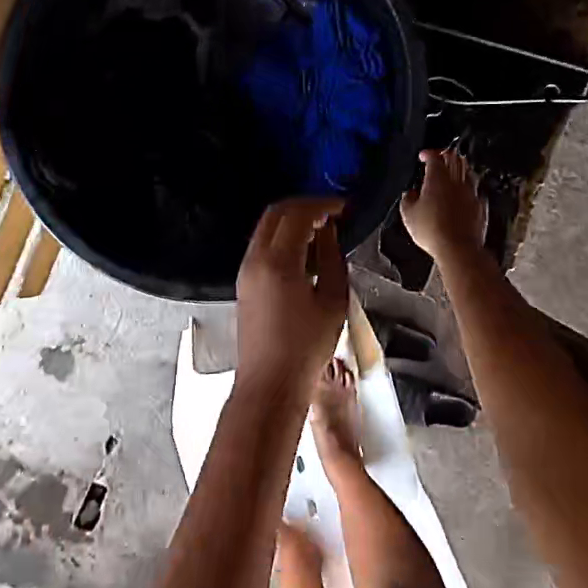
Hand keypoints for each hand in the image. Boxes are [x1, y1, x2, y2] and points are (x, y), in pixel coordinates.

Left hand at [236, 197, 347, 393]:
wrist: (270, 382)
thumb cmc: (306, 347)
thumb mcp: (333, 301)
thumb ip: (332, 258)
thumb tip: (330, 232)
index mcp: (277, 262)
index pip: (297, 214)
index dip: (323, 204)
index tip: (344, 207)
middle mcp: (255, 260)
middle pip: (276, 213)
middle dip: (305, 206)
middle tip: (332, 212)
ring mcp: (245, 271)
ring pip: (265, 228)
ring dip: (292, 220)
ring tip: (321, 229)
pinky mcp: (243, 283)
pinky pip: (261, 245)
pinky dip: (282, 237)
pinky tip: (304, 250)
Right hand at [401, 149, 487, 266]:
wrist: (458, 248)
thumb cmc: (432, 231)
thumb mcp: (408, 215)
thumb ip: (407, 199)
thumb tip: (410, 195)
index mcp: (437, 179)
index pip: (435, 157)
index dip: (428, 153)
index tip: (424, 156)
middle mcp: (457, 182)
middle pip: (455, 159)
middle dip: (447, 155)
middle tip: (441, 157)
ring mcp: (471, 193)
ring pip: (468, 172)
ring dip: (460, 169)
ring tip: (453, 172)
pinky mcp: (480, 207)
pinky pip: (476, 191)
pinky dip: (469, 188)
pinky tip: (465, 194)